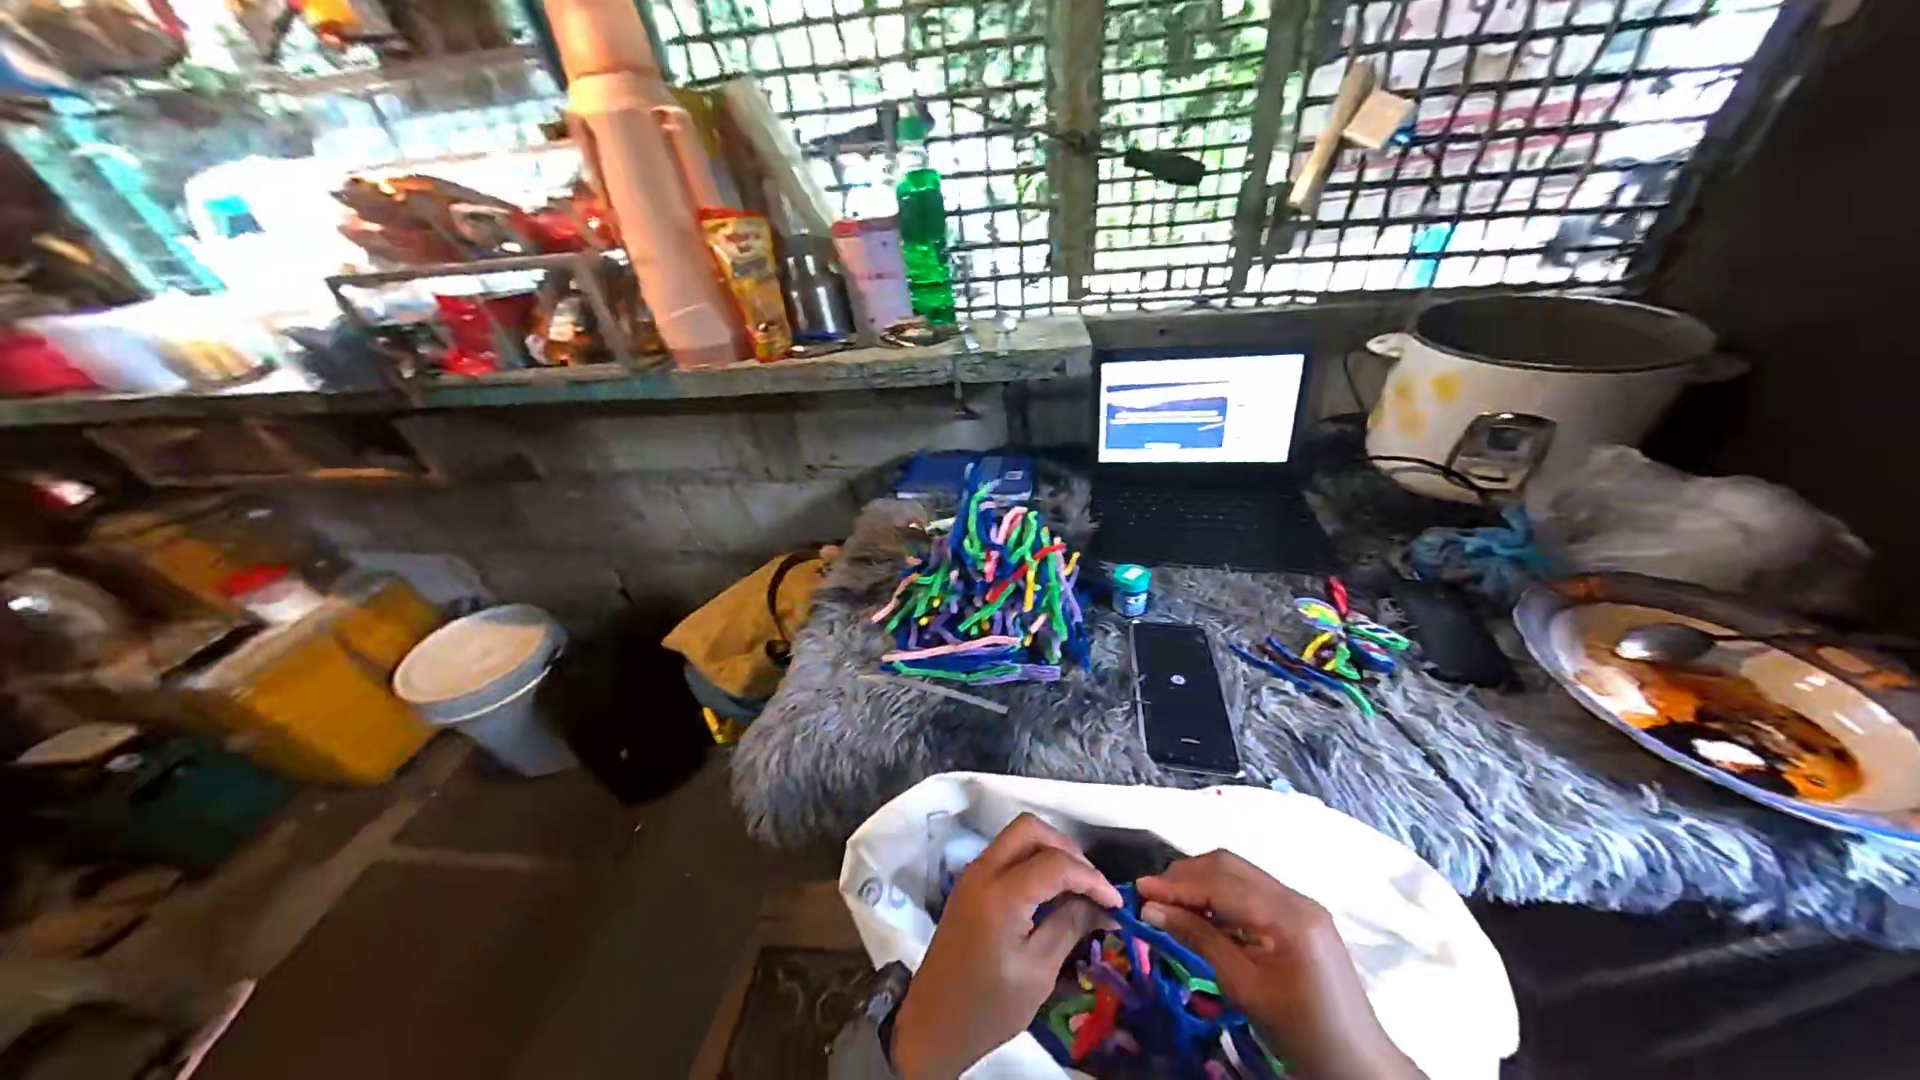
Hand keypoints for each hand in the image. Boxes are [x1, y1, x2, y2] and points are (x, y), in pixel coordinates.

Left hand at [889, 813, 1121, 1078]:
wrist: (933, 1023)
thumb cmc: (988, 1006)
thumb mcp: (1038, 971)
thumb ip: (1069, 926)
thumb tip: (1103, 906)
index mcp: (1000, 894)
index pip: (1055, 863)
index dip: (1092, 878)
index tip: (1115, 903)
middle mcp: (983, 870)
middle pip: (1030, 829)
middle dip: (1068, 849)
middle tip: (1092, 885)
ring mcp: (973, 873)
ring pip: (1017, 836)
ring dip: (1050, 850)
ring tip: (1077, 886)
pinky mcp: (971, 883)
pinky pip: (1007, 853)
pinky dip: (1033, 859)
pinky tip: (1052, 890)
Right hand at [1137, 851, 1423, 1079]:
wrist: (1359, 1065)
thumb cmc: (1301, 1034)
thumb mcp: (1244, 988)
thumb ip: (1199, 939)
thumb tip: (1151, 909)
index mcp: (1288, 916)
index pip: (1221, 882)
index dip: (1177, 884)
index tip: (1139, 889)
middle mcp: (1296, 897)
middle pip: (1228, 866)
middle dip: (1185, 876)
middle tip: (1151, 895)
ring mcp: (1301, 903)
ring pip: (1237, 872)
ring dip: (1200, 881)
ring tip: (1169, 903)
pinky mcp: (1300, 914)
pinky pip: (1250, 889)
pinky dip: (1219, 894)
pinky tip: (1200, 912)